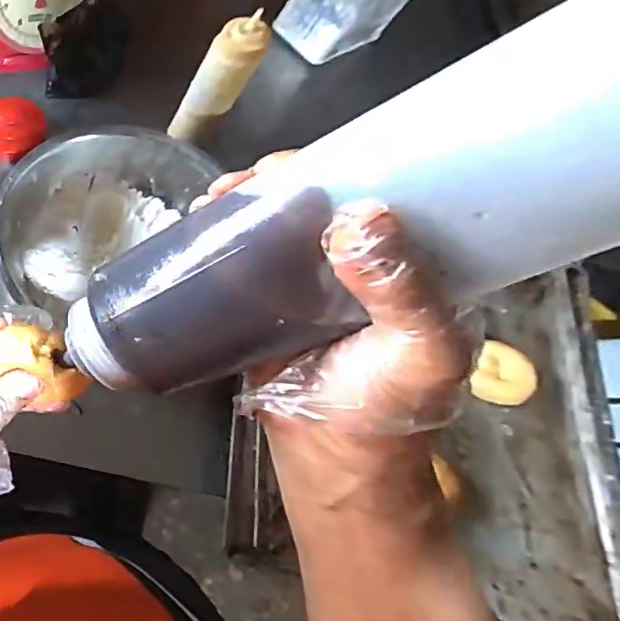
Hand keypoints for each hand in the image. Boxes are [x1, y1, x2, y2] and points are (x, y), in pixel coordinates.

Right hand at [199, 155, 478, 439]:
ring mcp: (302, 283)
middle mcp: (352, 264)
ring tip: (213, 199)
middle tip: (244, 183)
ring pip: (271, 227)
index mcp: (403, 262)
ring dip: (241, 205)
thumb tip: (360, 217)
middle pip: (312, 203)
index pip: (373, 193)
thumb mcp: (421, 350)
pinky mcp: (260, 303)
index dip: (341, 166)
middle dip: (276, 181)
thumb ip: (403, 289)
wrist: (331, 458)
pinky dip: (218, 240)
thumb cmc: (390, 406)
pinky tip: (197, 228)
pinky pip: (240, 261)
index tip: (303, 162)